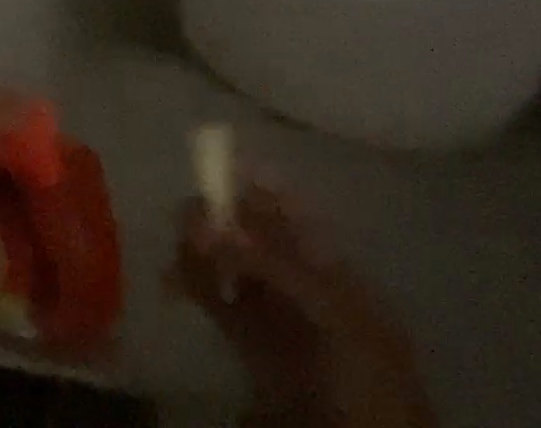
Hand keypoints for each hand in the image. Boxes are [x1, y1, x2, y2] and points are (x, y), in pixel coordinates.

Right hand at [168, 184, 435, 427]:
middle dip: (215, 218)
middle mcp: (296, 277)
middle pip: (246, 230)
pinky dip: (187, 281)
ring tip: (181, 254)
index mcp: (330, 266)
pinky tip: (173, 282)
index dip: (254, 186)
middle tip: (189, 225)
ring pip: (221, 258)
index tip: (217, 166)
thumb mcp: (337, 316)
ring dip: (196, 248)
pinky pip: (208, 295)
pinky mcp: (242, 334)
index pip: (289, 212)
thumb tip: (210, 226)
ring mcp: (268, 306)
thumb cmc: (367, 374)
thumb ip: (278, 267)